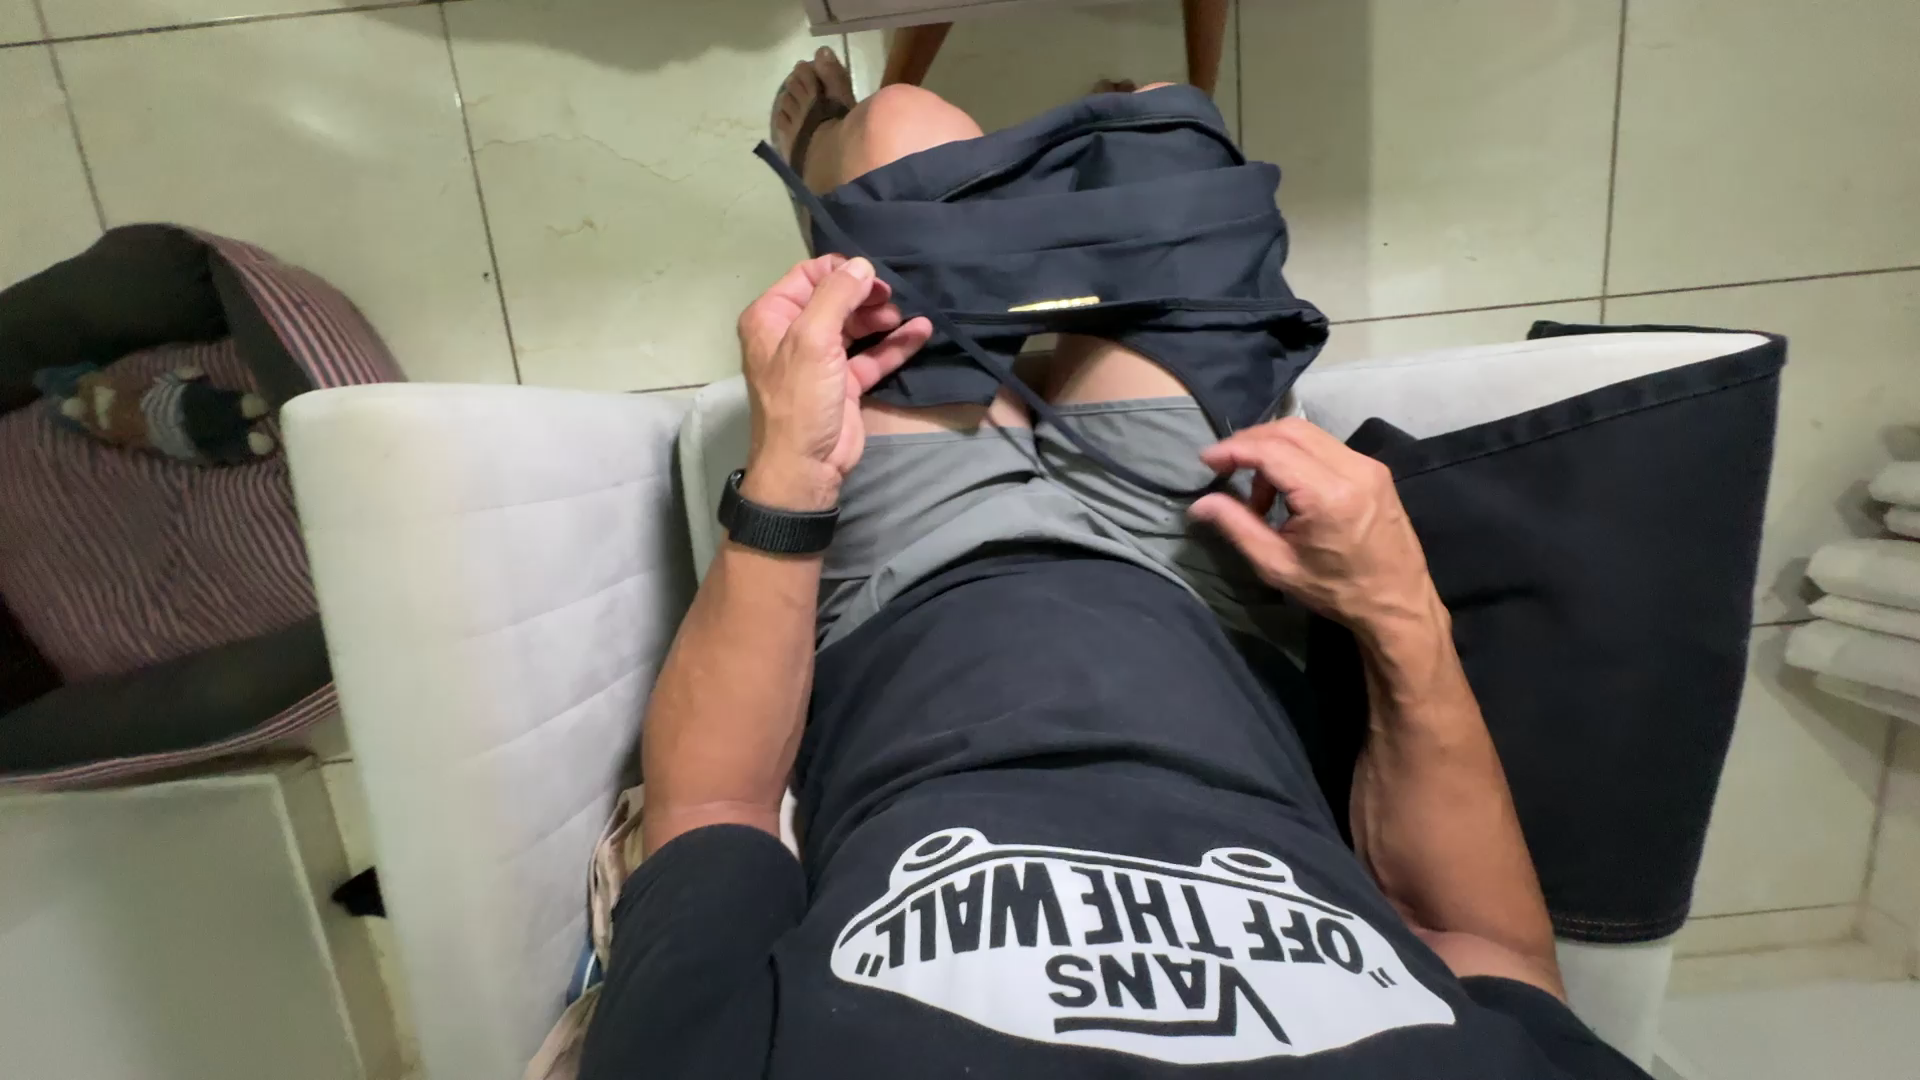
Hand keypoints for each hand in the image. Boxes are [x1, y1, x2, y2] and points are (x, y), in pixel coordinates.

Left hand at [736, 254, 931, 510]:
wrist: (806, 466)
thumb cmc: (801, 399)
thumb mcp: (813, 339)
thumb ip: (836, 296)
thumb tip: (862, 265)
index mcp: (772, 317)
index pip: (807, 276)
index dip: (841, 271)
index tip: (872, 274)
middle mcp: (794, 335)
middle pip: (835, 300)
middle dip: (865, 295)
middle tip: (892, 298)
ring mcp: (821, 361)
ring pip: (856, 328)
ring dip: (882, 319)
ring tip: (906, 315)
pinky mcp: (845, 384)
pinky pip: (873, 357)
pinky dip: (895, 345)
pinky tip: (920, 332)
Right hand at [1189, 417, 1442, 637]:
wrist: (1397, 603)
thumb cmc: (1334, 590)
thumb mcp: (1276, 564)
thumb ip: (1236, 526)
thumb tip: (1199, 504)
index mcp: (1328, 496)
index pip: (1272, 451)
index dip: (1234, 450)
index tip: (1206, 460)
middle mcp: (1353, 469)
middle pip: (1290, 430)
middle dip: (1250, 441)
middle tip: (1224, 466)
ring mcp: (1368, 466)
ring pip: (1307, 433)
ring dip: (1272, 449)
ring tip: (1257, 491)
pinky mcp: (1373, 470)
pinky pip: (1324, 446)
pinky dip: (1294, 456)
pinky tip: (1284, 488)